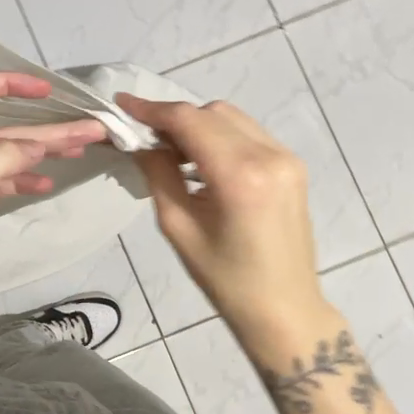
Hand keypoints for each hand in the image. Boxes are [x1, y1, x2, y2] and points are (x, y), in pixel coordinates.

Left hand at [0, 73, 108, 346]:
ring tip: (83, 151)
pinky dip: (27, 178)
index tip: (46, 90)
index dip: (6, 83)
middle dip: (46, 127)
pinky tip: (49, 182)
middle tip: (93, 131)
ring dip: (43, 151)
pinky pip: (3, 182)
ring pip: (7, 156)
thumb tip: (34, 143)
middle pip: (3, 129)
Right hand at [116, 94, 327, 328]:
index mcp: (240, 176)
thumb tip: (139, 141)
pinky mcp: (292, 165)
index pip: (189, 120)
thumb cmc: (225, 277)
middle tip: (144, 137)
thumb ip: (157, 173)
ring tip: (170, 151)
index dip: (151, 109)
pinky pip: (247, 132)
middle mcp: (269, 156)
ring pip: (230, 117)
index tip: (121, 105)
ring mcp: (287, 159)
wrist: (284, 308)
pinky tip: (200, 161)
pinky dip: (217, 135)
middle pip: (210, 112)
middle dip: (173, 117)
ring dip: (196, 124)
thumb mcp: (178, 226)